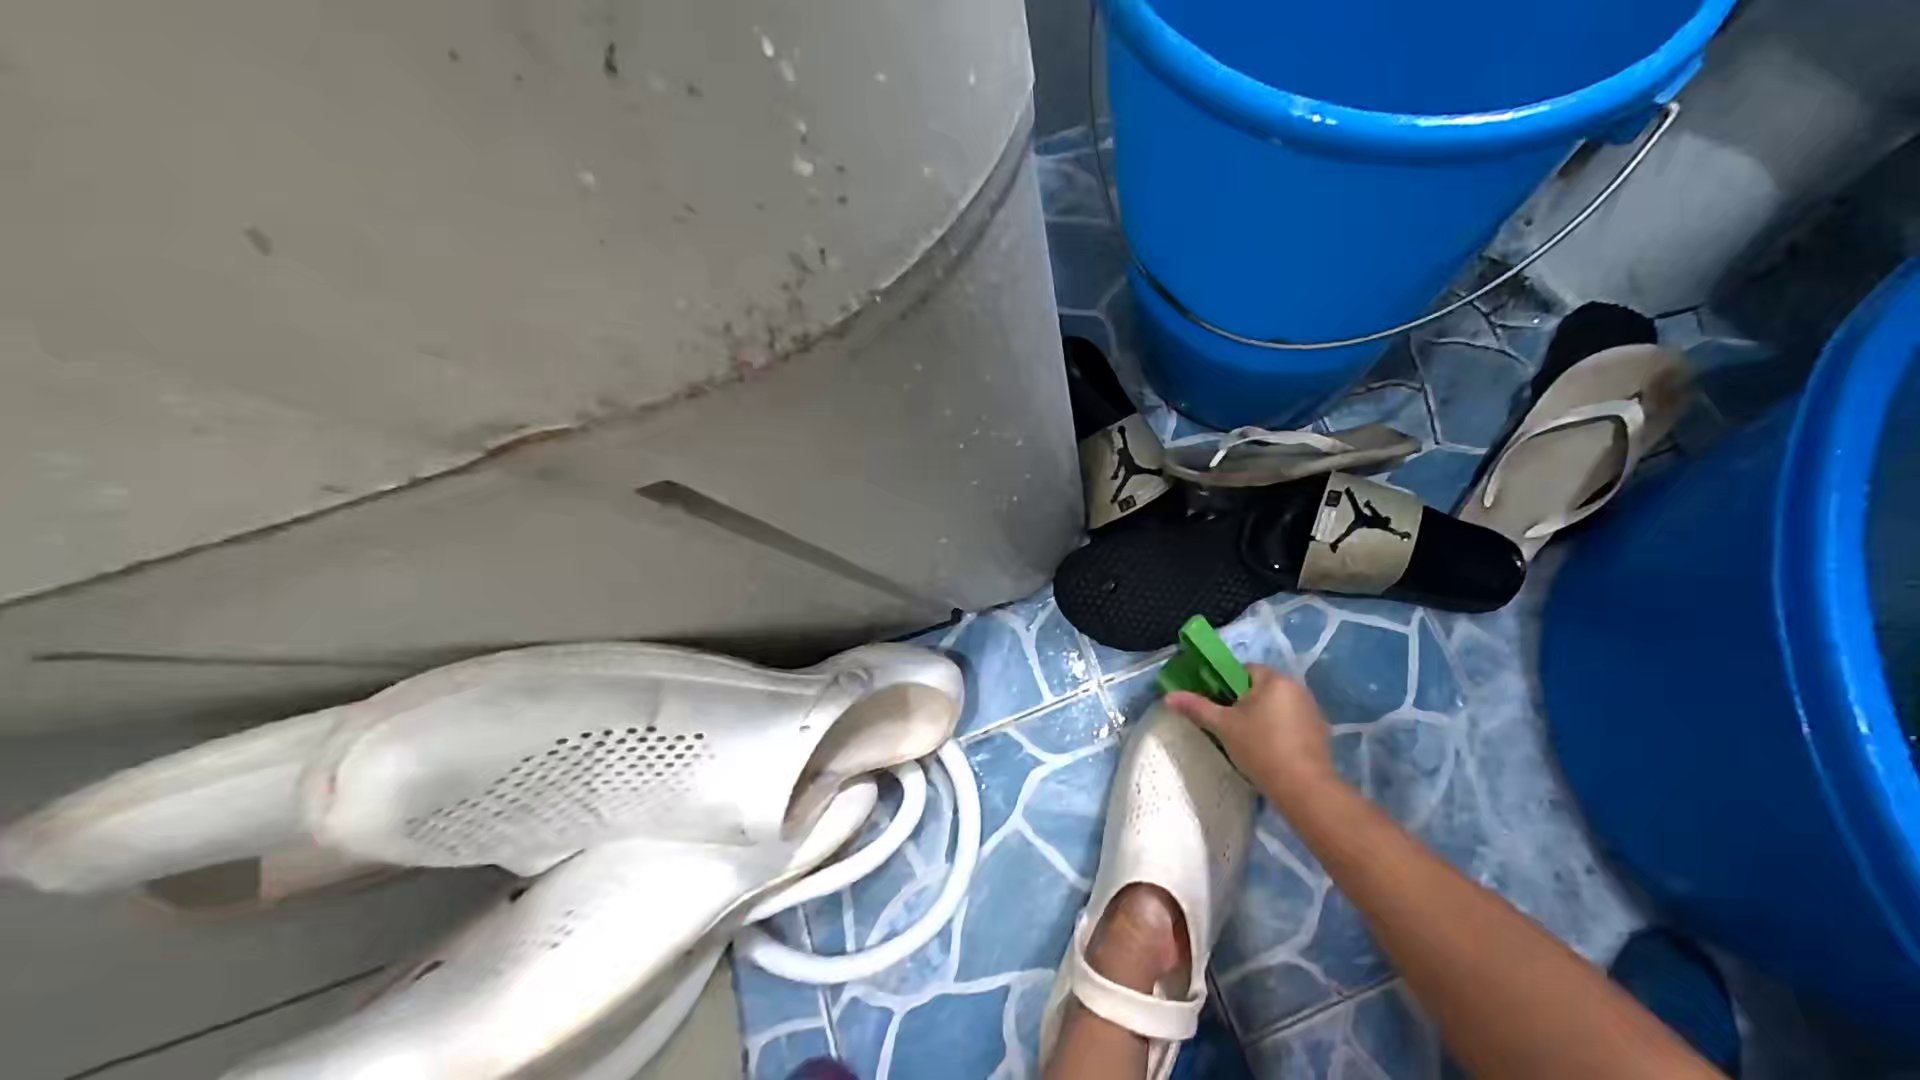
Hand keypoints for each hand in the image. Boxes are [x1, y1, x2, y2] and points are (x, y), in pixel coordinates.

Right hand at [1165, 665, 1336, 798]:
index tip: (1217, 704)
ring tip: (1248, 739)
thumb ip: (1196, 707)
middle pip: (1261, 687)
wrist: (1303, 788)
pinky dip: (1280, 729)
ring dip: (1263, 715)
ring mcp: (1312, 710)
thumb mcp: (1223, 726)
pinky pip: (1292, 721)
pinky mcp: (1320, 731)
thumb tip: (1168, 696)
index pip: (1244, 669)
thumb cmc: (1260, 748)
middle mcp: (1297, 688)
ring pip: (1277, 705)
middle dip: (1244, 701)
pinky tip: (1270, 749)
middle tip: (1229, 723)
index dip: (1225, 684)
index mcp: (1274, 679)